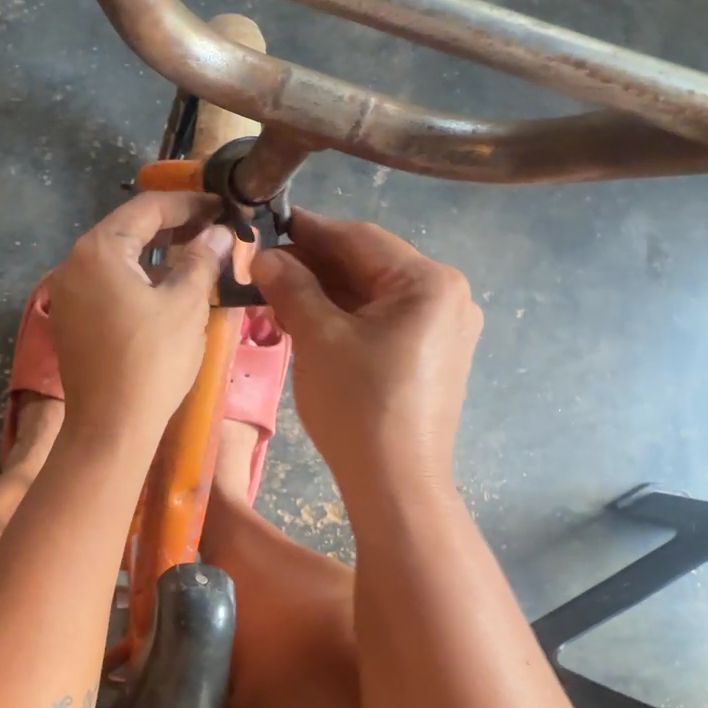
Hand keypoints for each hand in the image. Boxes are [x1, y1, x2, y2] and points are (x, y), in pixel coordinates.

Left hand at [47, 192, 234, 446]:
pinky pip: (108, 287)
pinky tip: (169, 291)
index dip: (190, 203)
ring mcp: (67, 295)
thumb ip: (202, 260)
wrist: (110, 426)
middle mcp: (73, 264)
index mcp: (98, 250)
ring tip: (199, 258)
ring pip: (118, 261)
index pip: (148, 208)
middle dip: (174, 227)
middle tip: (215, 229)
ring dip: (157, 256)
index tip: (224, 205)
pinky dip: (138, 281)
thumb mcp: (186, 304)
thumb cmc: (152, 360)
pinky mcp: (70, 322)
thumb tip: (219, 233)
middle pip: (128, 231)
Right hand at [252, 210, 482, 494]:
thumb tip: (263, 254)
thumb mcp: (317, 338)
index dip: (307, 230)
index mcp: (429, 281)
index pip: (359, 238)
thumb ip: (291, 287)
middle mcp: (446, 296)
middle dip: (312, 265)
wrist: (395, 481)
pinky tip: (306, 321)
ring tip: (275, 295)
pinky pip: (380, 320)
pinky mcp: (431, 356)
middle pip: (368, 264)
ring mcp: (444, 328)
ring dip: (323, 291)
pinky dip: (343, 316)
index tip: (263, 226)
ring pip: (371, 294)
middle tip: (261, 268)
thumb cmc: (358, 404)